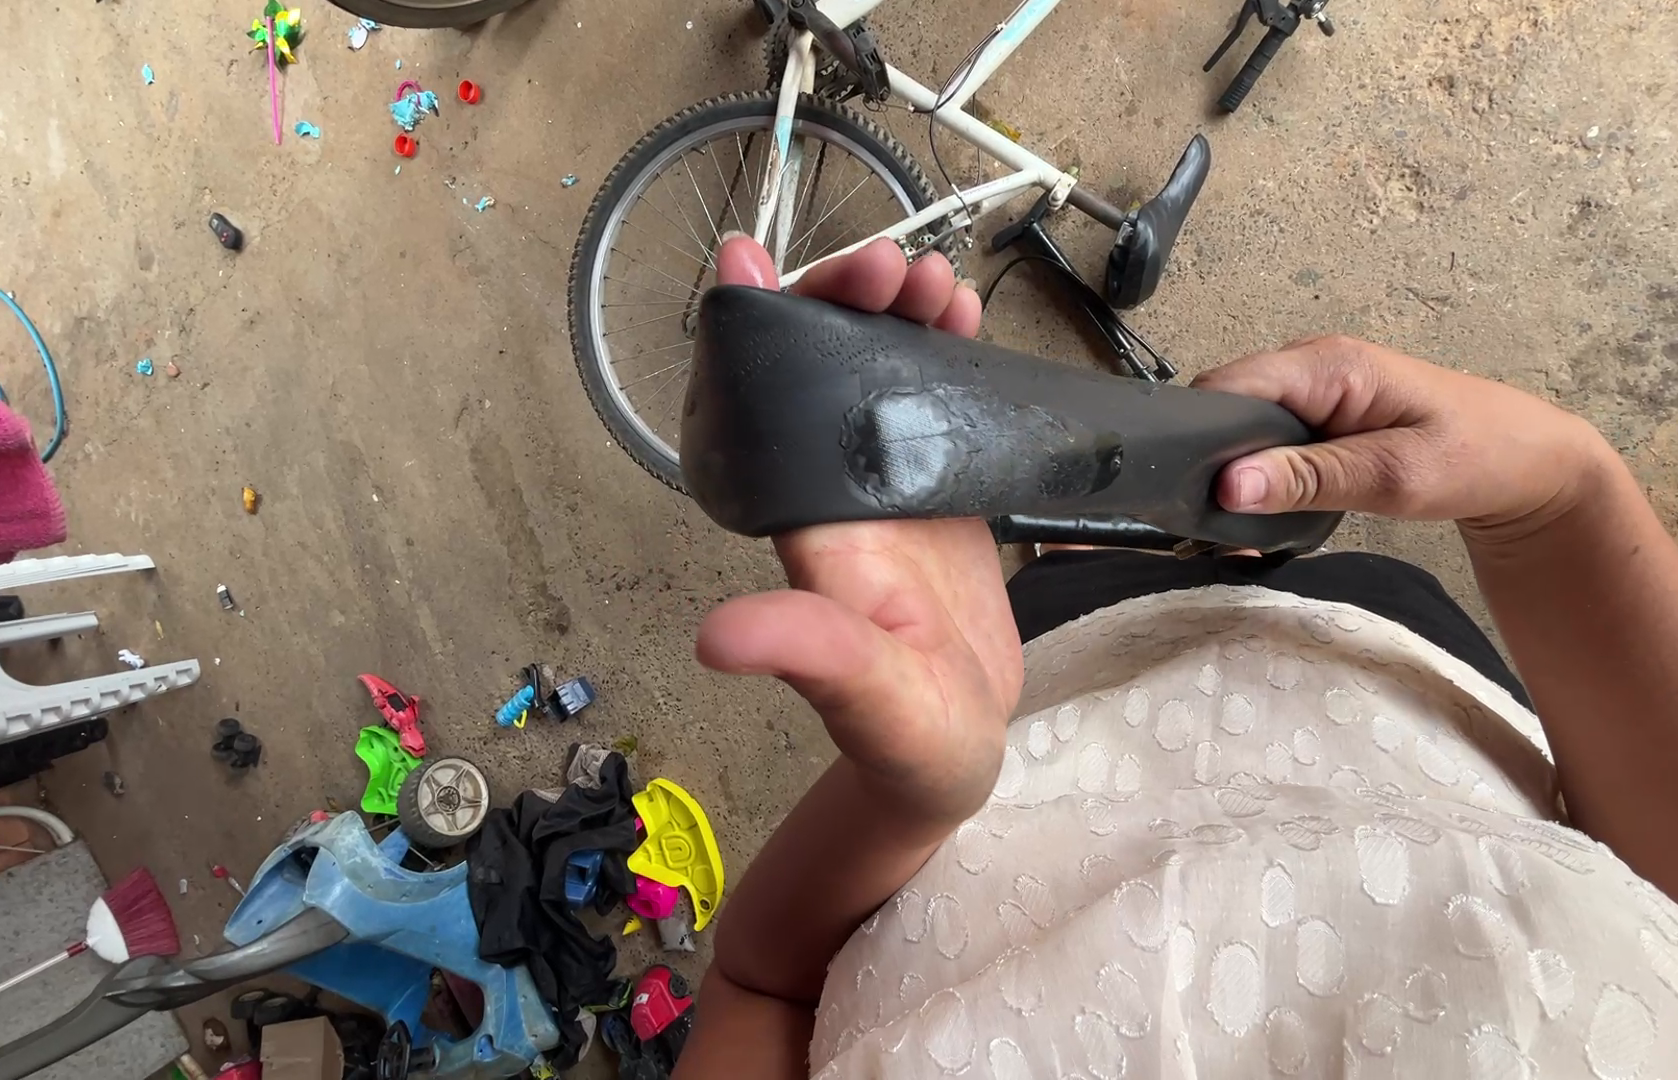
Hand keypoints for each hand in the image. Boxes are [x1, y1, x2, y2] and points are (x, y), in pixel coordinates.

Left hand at [695, 237, 1022, 824]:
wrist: (959, 744)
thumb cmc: (907, 733)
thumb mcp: (863, 697)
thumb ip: (804, 653)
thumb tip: (715, 638)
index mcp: (806, 522)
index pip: (764, 410)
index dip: (752, 336)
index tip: (752, 263)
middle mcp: (838, 492)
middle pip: (822, 372)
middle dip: (843, 306)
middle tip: (892, 269)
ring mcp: (893, 487)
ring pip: (881, 376)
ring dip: (899, 317)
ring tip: (937, 285)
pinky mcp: (942, 492)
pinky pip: (936, 405)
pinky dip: (944, 354)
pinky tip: (962, 322)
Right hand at [1192, 335, 1618, 545]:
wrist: (1527, 464)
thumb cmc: (1476, 460)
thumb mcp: (1395, 478)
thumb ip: (1309, 478)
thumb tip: (1227, 486)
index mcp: (1325, 366)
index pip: (1223, 389)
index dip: (1196, 435)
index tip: (1188, 491)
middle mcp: (1305, 368)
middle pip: (1220, 406)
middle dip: (1206, 460)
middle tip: (1205, 519)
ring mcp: (1306, 391)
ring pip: (1234, 426)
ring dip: (1225, 472)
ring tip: (1225, 523)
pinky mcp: (1309, 416)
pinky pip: (1257, 439)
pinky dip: (1249, 474)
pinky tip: (1252, 509)